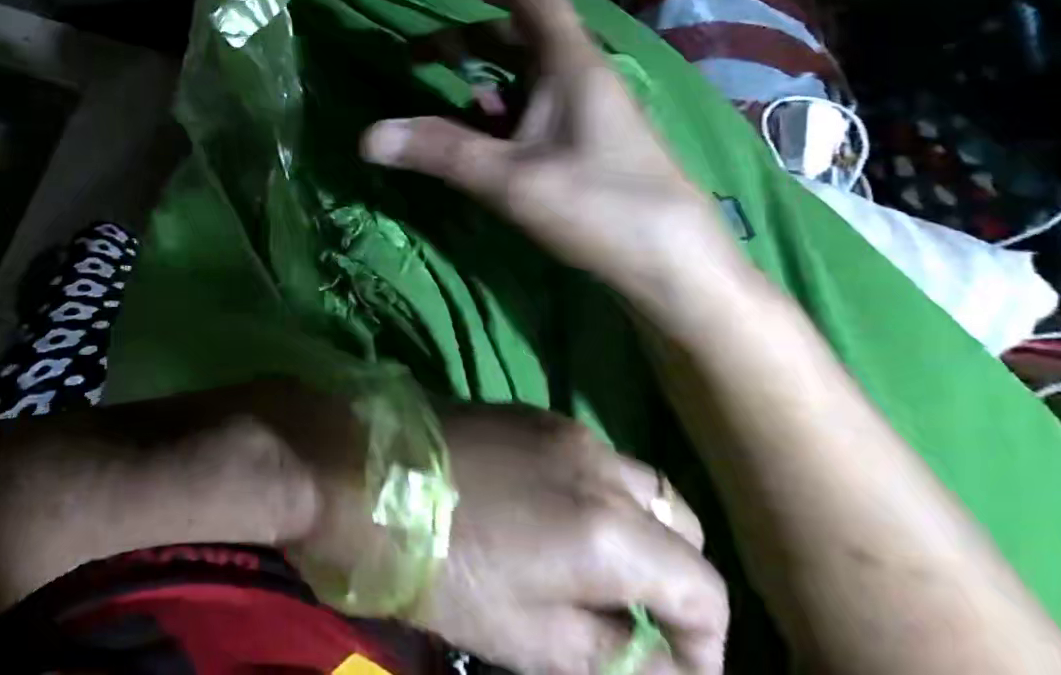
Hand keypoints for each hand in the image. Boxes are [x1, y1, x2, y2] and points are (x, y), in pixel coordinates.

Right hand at [361, 0, 740, 306]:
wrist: (676, 266)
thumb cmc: (600, 206)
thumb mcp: (510, 178)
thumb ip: (438, 152)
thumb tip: (367, 138)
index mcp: (571, 65)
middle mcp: (579, 76)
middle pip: (517, 35)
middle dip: (463, 38)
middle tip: (416, 55)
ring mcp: (585, 110)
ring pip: (524, 74)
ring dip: (479, 77)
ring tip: (439, 97)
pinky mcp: (585, 141)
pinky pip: (532, 107)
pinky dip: (498, 110)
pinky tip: (481, 137)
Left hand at [415, 407, 726, 674]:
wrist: (353, 469)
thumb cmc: (438, 566)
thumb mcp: (529, 637)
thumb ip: (618, 657)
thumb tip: (673, 668)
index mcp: (610, 526)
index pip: (705, 590)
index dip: (707, 649)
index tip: (677, 673)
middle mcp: (599, 464)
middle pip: (681, 524)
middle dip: (678, 580)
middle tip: (641, 622)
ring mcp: (560, 427)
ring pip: (637, 482)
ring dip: (639, 531)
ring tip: (598, 573)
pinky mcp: (524, 411)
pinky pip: (589, 456)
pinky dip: (598, 494)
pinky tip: (553, 522)